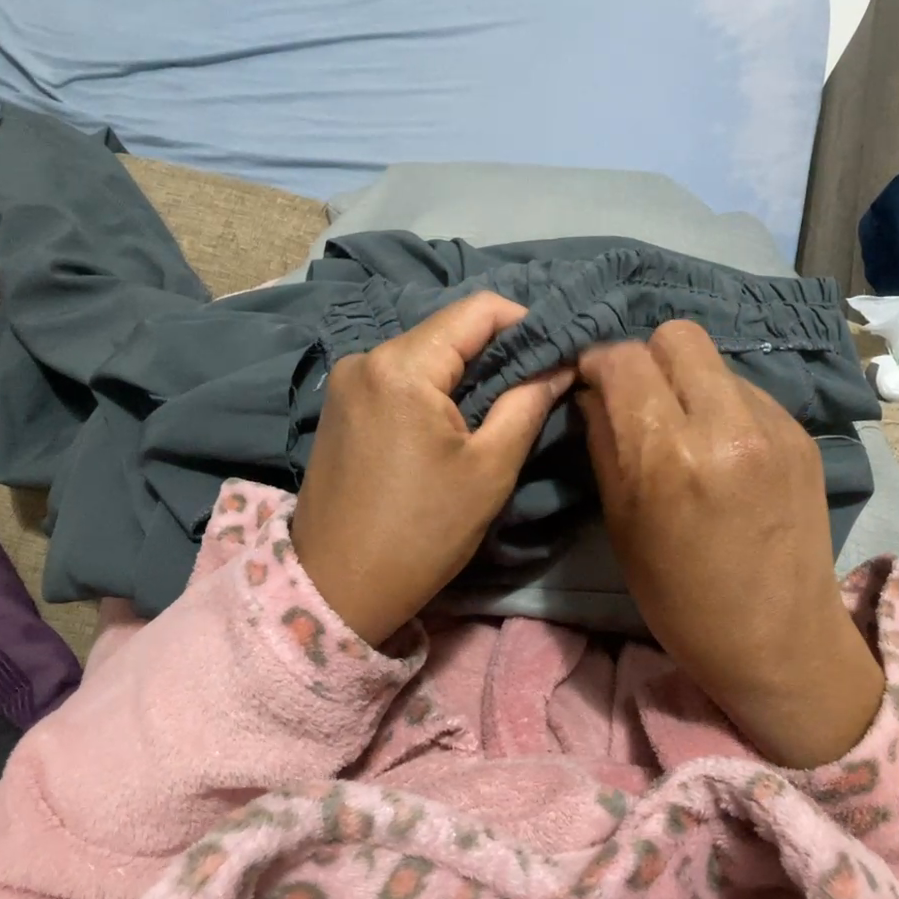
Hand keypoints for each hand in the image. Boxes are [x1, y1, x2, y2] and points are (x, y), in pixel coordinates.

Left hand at [292, 292, 573, 645]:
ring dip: (466, 372)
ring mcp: (347, 380)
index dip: (526, 323)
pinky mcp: (341, 405)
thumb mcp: (489, 469)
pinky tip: (452, 423)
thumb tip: (561, 363)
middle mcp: (366, 357)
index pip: (478, 310)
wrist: (337, 588)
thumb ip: (528, 403)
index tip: (557, 354)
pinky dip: (435, 388)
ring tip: (498, 409)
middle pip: (448, 329)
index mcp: (402, 365)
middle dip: (498, 351)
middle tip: (537, 385)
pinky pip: (399, 376)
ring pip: (424, 353)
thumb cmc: (422, 532)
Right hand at [578, 322, 884, 767]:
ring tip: (684, 428)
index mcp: (669, 454)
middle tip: (639, 401)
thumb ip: (603, 443)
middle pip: (677, 335)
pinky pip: (748, 392)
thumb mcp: (622, 524)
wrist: (779, 641)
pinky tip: (723, 450)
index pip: (623, 359)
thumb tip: (592, 393)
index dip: (596, 362)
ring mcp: (774, 426)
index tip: (591, 384)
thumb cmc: (681, 599)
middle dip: (646, 359)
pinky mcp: (802, 435)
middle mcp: (727, 424)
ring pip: (715, 361)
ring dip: (687, 381)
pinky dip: (723, 406)